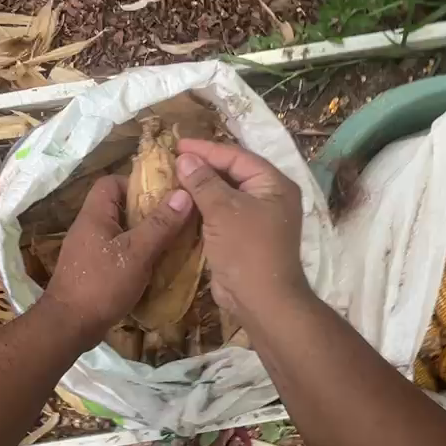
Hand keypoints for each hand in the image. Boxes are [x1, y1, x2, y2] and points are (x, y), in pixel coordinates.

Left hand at [37, 173, 194, 342]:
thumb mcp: (137, 252)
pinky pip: (118, 253)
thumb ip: (160, 224)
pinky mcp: (93, 270)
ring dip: (144, 236)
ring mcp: (89, 250)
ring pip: (121, 232)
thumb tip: (184, 193)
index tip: (163, 195)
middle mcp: (89, 227)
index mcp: (95, 215)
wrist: (69, 325)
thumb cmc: (102, 284)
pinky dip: (136, 256)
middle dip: (147, 212)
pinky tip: (155, 267)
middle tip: (175, 219)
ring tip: (171, 242)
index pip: (112, 182)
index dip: (137, 183)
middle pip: (119, 207)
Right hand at [174, 139, 310, 323]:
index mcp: (273, 184)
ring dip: (200, 188)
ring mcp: (257, 219)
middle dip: (202, 167)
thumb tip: (184, 159)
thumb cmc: (247, 250)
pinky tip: (181, 204)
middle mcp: (269, 197)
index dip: (206, 150)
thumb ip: (202, 182)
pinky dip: (203, 208)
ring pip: (225, 195)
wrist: (260, 300)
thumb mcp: (222, 210)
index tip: (177, 145)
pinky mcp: (243, 237)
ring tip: (172, 178)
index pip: (237, 156)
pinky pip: (221, 215)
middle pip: (232, 173)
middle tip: (172, 160)